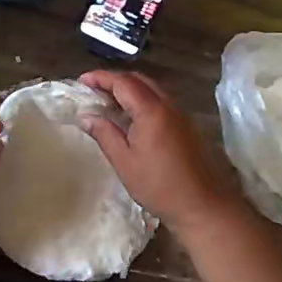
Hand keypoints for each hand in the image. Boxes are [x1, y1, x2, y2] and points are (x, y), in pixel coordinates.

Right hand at [78, 71, 247, 236]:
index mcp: (151, 110)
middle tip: (92, 90)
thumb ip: (105, 134)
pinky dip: (141, 98)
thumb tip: (86, 116)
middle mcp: (167, 104)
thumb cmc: (158, 185)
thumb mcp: (124, 162)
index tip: (81, 81)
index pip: (123, 82)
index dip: (100, 77)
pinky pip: (160, 99)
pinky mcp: (184, 123)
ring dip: (129, 88)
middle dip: (114, 79)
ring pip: (151, 88)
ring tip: (107, 101)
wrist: (200, 203)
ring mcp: (179, 112)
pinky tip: (130, 115)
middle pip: (138, 79)